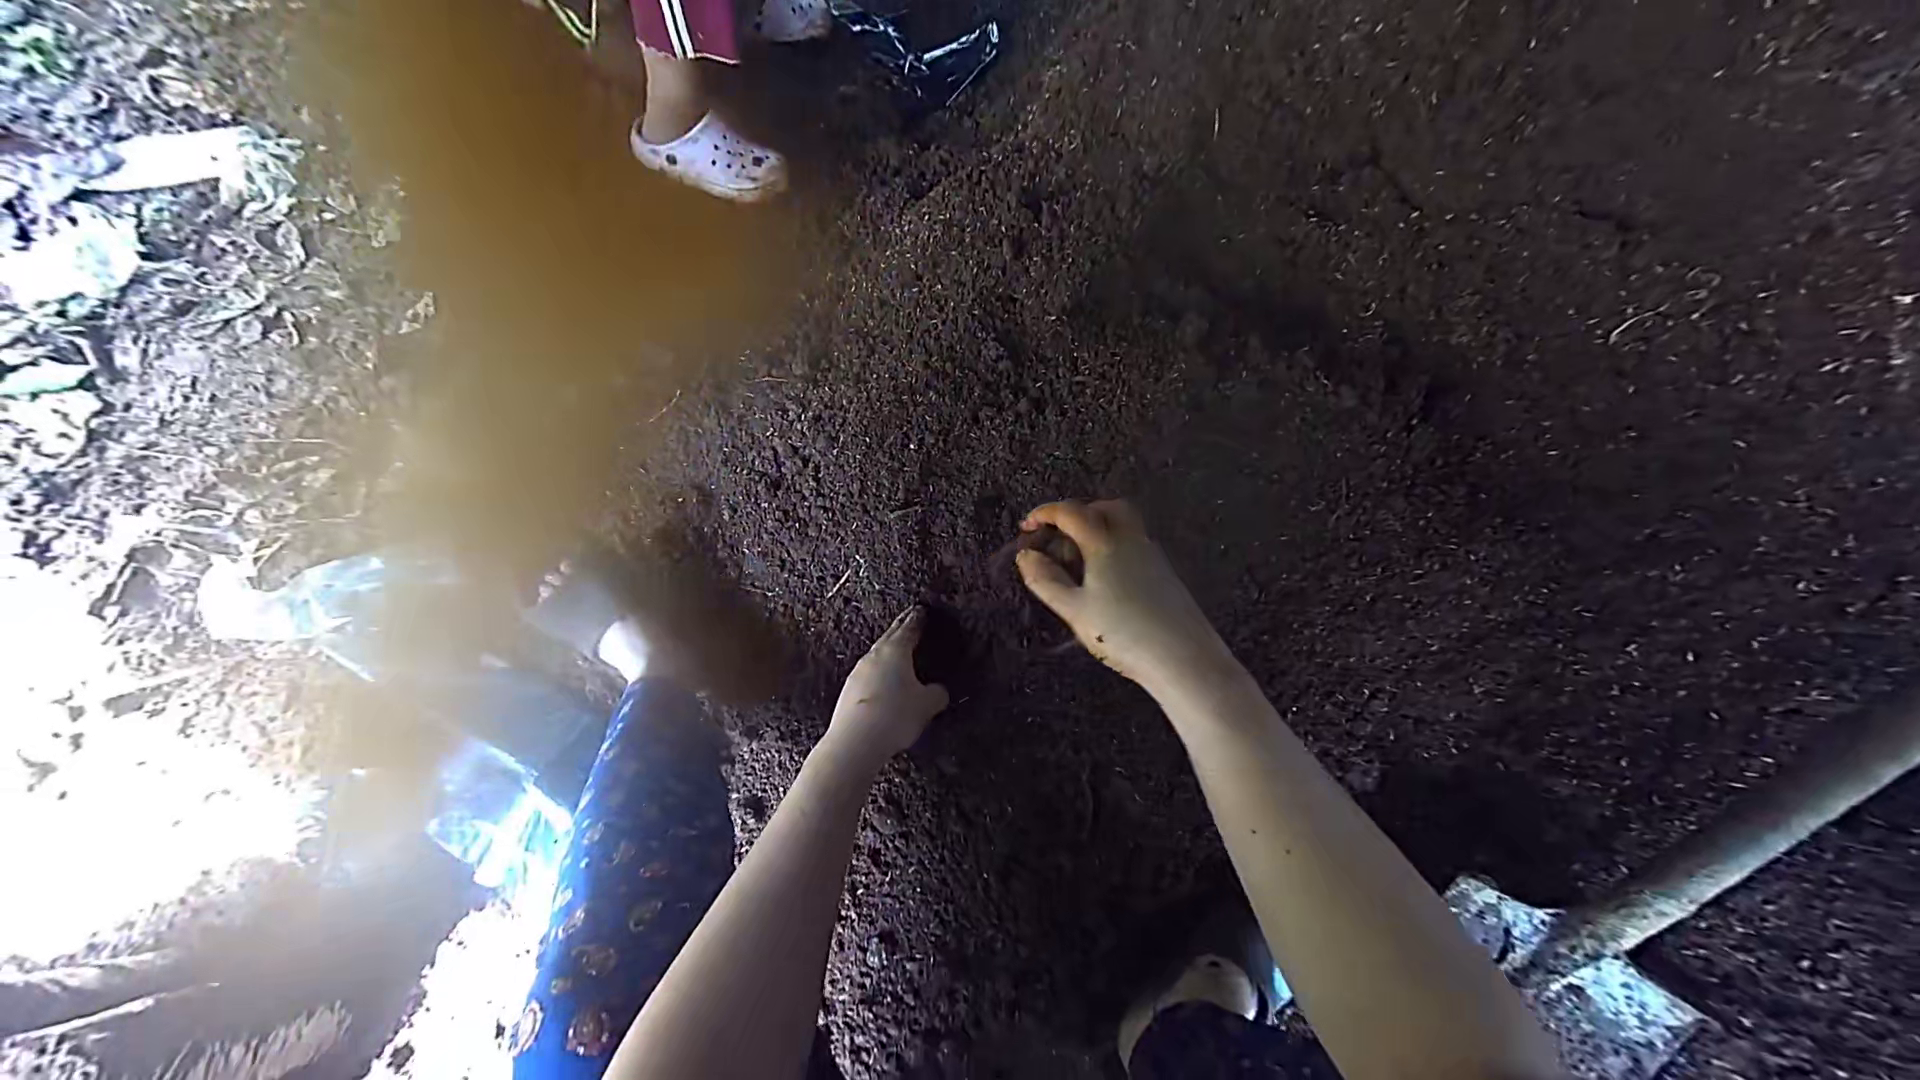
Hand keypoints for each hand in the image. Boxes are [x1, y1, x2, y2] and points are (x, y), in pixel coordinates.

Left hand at [828, 605, 949, 763]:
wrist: (854, 742)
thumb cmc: (895, 716)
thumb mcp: (927, 705)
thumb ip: (937, 694)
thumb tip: (938, 691)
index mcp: (895, 651)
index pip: (909, 628)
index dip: (917, 620)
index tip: (921, 611)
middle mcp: (874, 657)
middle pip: (890, 637)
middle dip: (901, 628)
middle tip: (909, 620)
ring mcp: (858, 673)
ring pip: (877, 656)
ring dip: (888, 652)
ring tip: (898, 652)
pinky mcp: (848, 692)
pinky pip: (868, 675)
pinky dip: (878, 673)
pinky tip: (882, 683)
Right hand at [1015, 500, 1231, 692]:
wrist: (1183, 657)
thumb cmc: (1122, 632)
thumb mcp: (1074, 609)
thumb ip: (1046, 580)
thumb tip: (1026, 555)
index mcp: (1105, 542)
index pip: (1071, 512)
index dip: (1046, 513)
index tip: (1027, 525)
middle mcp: (1131, 539)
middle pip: (1105, 507)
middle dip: (1079, 513)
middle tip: (1059, 536)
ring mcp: (1152, 554)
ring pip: (1123, 524)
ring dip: (1097, 529)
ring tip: (1078, 561)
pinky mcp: (1164, 572)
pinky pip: (1133, 543)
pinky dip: (1112, 546)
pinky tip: (1104, 578)